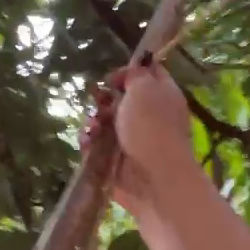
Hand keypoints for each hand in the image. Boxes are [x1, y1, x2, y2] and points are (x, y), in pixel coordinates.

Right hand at [83, 58, 198, 213]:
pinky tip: (88, 142)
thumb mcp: (144, 89)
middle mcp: (148, 116)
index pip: (148, 74)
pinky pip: (97, 146)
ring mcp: (132, 140)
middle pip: (120, 100)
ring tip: (93, 127)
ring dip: (94, 122)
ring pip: (105, 123)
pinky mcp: (116, 160)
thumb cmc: (151, 128)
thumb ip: (135, 75)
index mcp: (162, 95)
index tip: (112, 78)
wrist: (152, 177)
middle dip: (104, 100)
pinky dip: (90, 142)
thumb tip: (129, 74)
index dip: (128, 72)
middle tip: (98, 103)